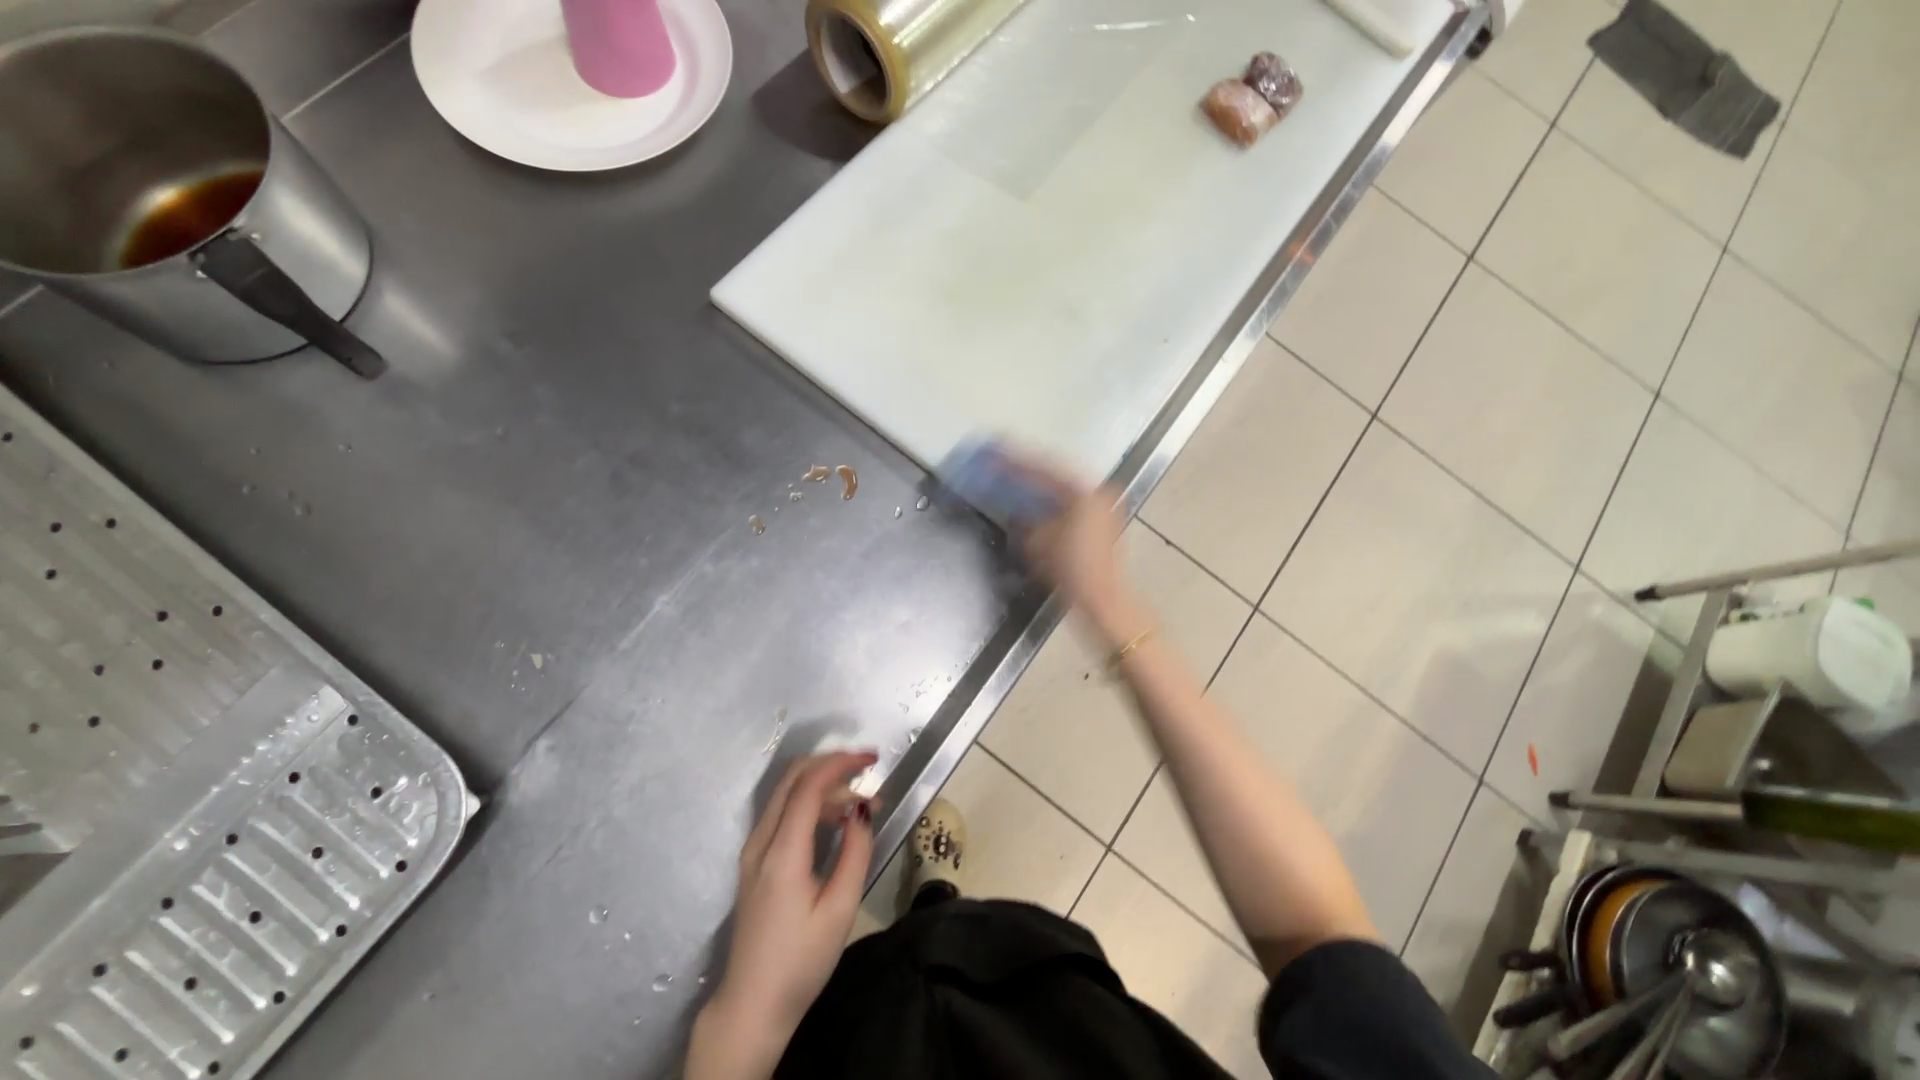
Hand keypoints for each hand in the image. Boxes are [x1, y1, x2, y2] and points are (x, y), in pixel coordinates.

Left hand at [689, 752, 877, 1079]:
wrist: (752, 1003)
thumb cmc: (801, 962)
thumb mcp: (840, 910)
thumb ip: (854, 854)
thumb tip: (862, 811)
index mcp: (781, 853)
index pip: (807, 786)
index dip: (840, 763)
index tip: (872, 758)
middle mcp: (760, 844)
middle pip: (791, 780)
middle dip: (830, 766)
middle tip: (867, 772)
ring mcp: (752, 853)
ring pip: (785, 796)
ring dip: (822, 788)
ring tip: (862, 806)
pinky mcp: (754, 864)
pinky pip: (781, 816)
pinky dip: (810, 806)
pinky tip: (836, 822)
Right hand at [1006, 456, 1144, 645]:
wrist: (1101, 602)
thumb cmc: (1071, 568)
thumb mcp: (1037, 541)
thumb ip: (1022, 519)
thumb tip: (1014, 510)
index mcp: (1084, 490)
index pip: (1042, 468)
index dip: (1013, 460)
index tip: (991, 450)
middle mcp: (1096, 493)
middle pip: (1053, 474)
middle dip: (1024, 470)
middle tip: (998, 461)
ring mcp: (1100, 509)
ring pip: (1060, 490)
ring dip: (1035, 486)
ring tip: (1008, 478)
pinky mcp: (1098, 526)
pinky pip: (1066, 506)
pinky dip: (1046, 504)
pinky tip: (1027, 504)